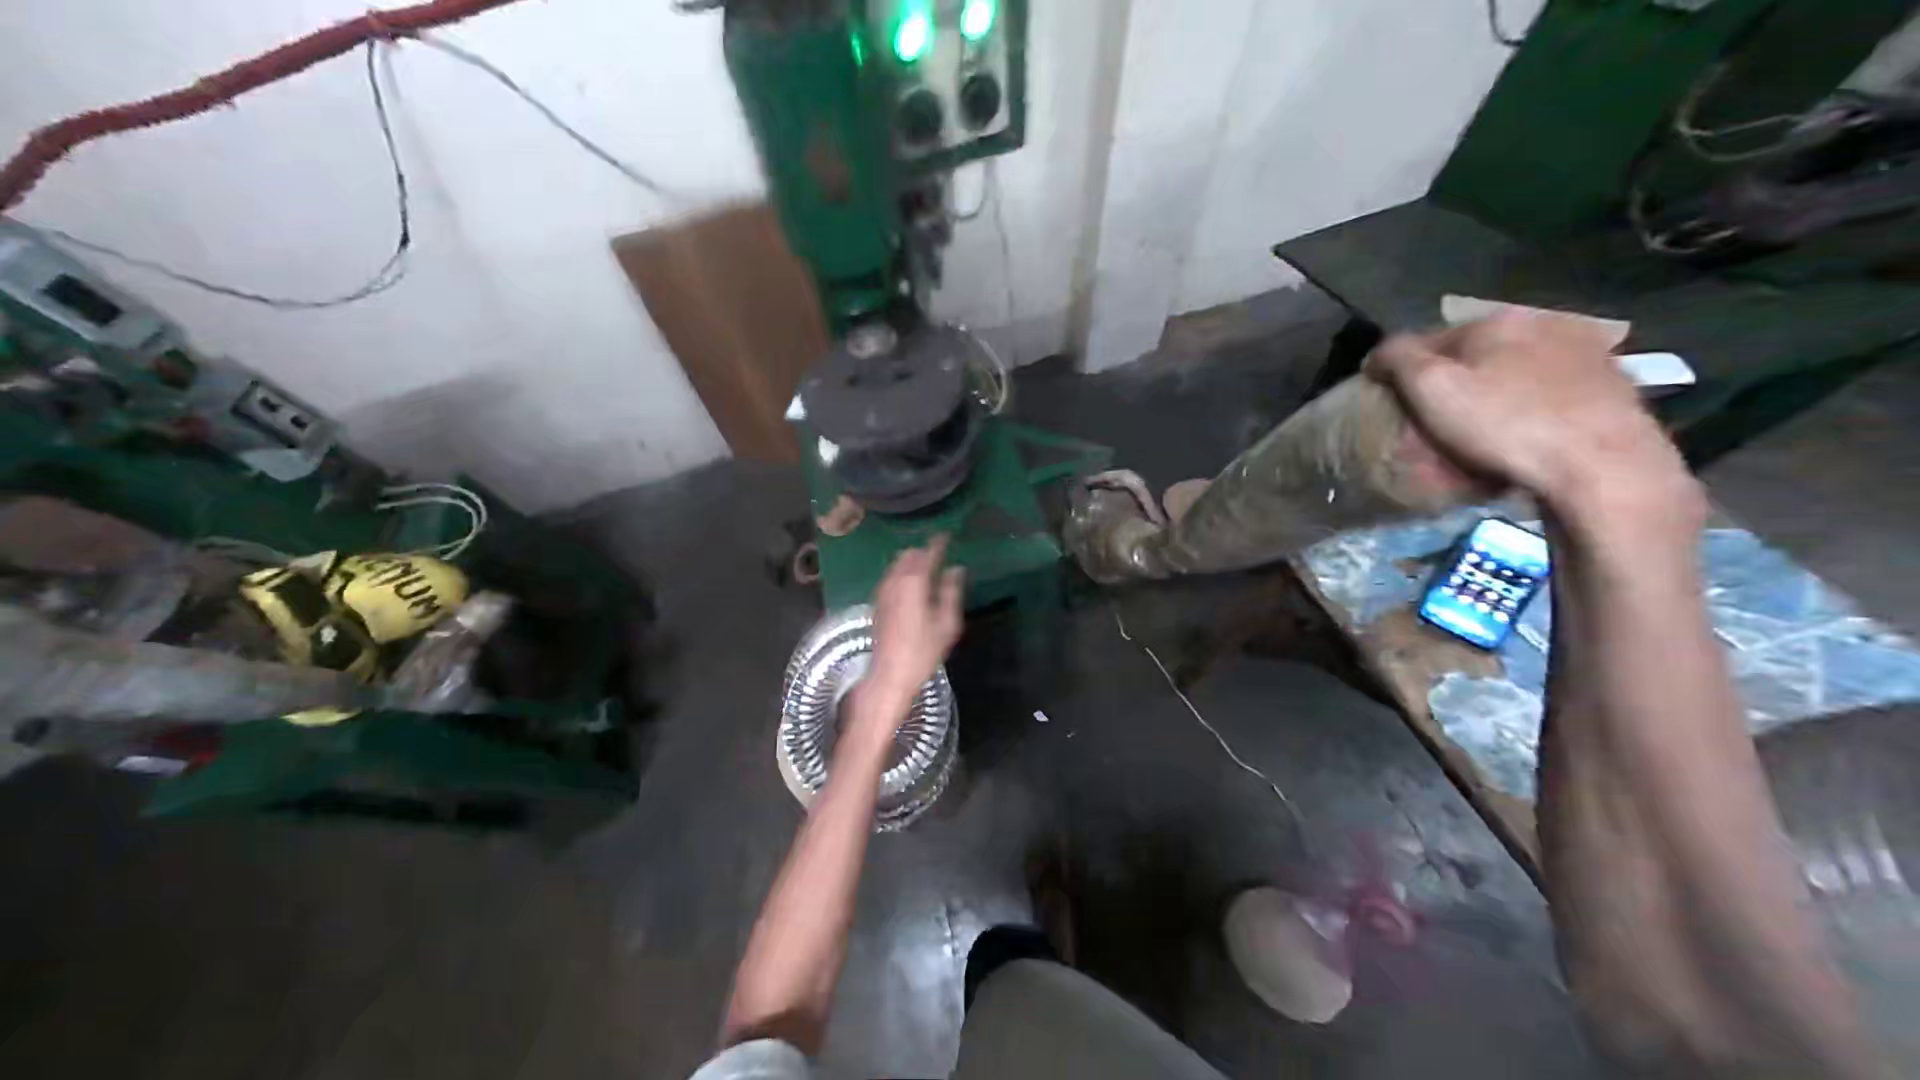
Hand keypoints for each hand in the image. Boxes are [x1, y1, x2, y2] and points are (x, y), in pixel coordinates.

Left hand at [859, 536, 963, 722]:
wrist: (889, 675)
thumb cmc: (922, 652)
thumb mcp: (947, 624)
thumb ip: (951, 592)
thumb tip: (956, 569)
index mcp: (915, 584)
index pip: (927, 554)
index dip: (937, 543)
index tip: (946, 534)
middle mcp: (895, 582)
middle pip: (908, 556)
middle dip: (922, 551)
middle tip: (937, 552)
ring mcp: (883, 592)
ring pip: (896, 565)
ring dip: (910, 561)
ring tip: (925, 565)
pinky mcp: (877, 603)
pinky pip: (890, 577)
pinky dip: (901, 572)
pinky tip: (910, 583)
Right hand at [1365, 312, 1703, 536]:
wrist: (1603, 467)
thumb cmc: (1505, 425)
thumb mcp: (1431, 389)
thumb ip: (1397, 359)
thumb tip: (1377, 353)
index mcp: (1497, 320)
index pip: (1429, 338)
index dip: (1403, 369)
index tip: (1390, 398)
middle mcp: (1544, 323)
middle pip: (1477, 351)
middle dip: (1454, 376)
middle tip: (1435, 415)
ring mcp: (1586, 352)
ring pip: (1518, 367)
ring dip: (1496, 388)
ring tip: (1482, 425)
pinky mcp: (1614, 385)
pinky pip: (1552, 389)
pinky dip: (1532, 403)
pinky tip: (1526, 432)